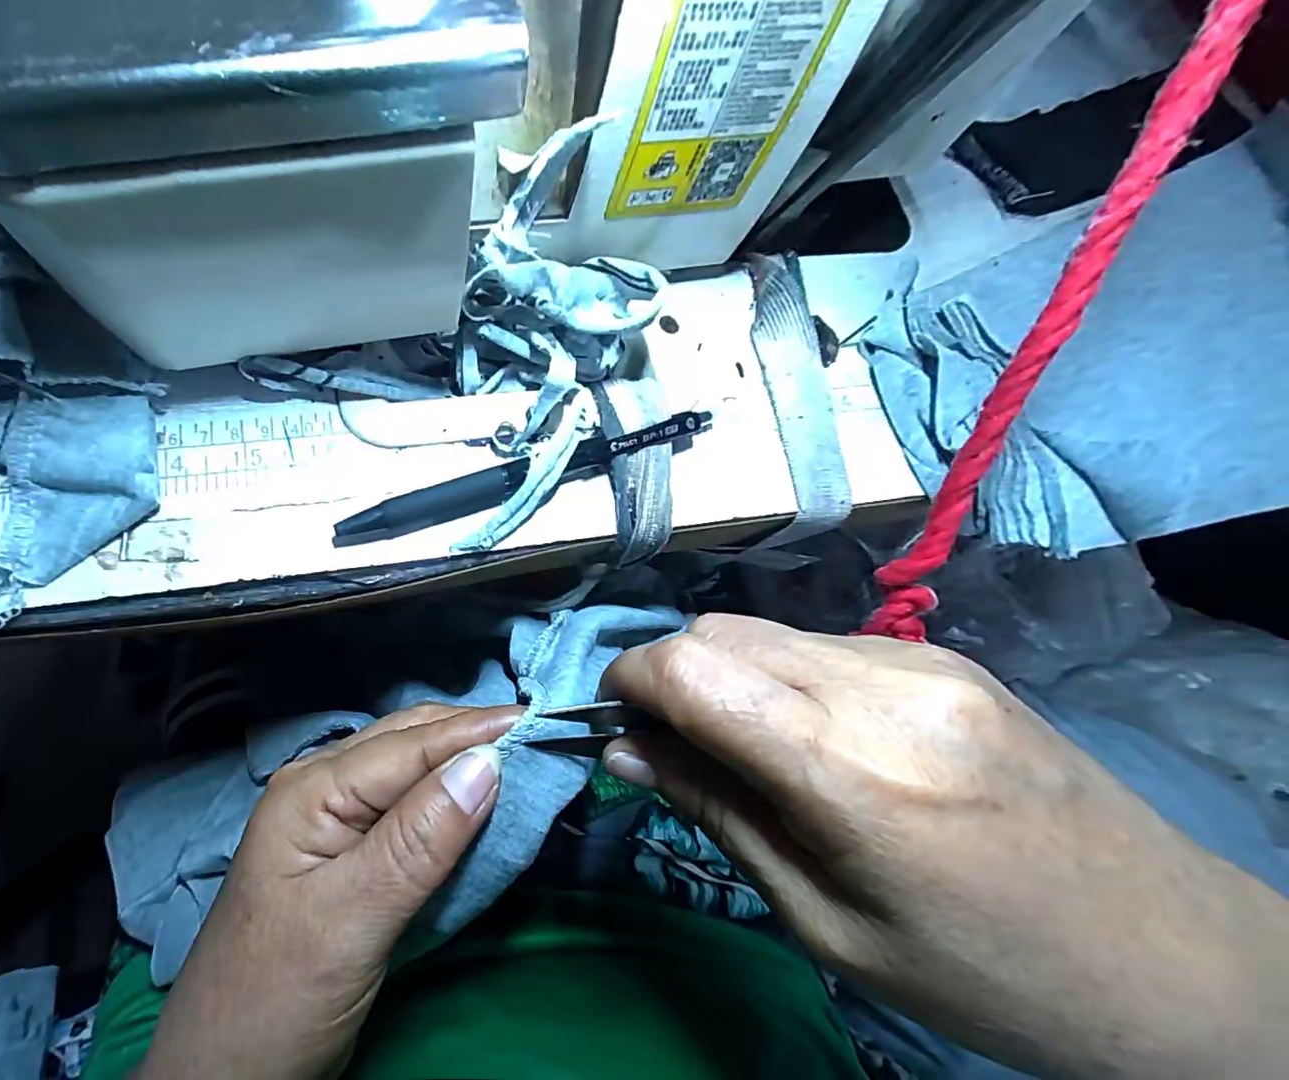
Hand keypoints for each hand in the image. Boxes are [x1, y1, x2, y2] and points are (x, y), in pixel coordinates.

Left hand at [140, 705, 516, 1079]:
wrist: (221, 1065)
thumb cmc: (275, 993)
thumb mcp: (349, 920)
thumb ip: (416, 841)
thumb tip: (485, 764)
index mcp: (312, 789)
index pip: (407, 747)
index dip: (474, 731)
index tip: (540, 719)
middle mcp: (319, 788)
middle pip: (404, 745)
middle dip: (468, 733)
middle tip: (538, 731)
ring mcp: (329, 819)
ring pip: (404, 770)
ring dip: (457, 757)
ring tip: (516, 751)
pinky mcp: (344, 853)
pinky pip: (402, 806)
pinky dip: (443, 795)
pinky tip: (470, 795)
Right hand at [600, 614, 1288, 1078]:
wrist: (1194, 967)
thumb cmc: (986, 971)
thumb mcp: (823, 919)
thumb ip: (713, 811)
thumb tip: (622, 750)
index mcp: (853, 769)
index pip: (689, 669)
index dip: (627, 682)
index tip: (615, 723)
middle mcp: (884, 688)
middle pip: (712, 632)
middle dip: (664, 675)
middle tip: (666, 738)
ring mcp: (920, 661)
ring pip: (755, 628)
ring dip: (717, 672)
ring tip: (738, 738)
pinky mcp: (942, 655)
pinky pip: (810, 640)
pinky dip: (772, 672)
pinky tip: (807, 729)